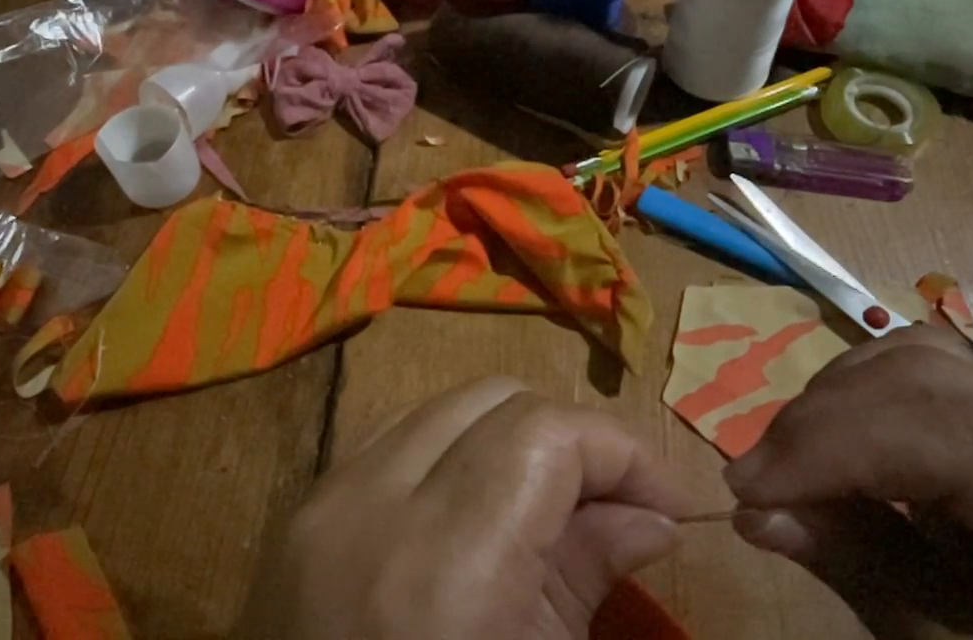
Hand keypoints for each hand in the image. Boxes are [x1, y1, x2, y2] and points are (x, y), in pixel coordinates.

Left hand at [240, 377, 694, 638]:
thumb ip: (589, 573)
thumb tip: (650, 517)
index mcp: (441, 568)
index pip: (543, 432)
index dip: (619, 450)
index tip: (664, 501)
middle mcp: (374, 504)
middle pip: (494, 398)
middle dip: (568, 435)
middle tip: (614, 500)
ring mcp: (329, 496)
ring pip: (444, 403)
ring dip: (511, 432)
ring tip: (550, 498)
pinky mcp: (307, 501)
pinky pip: (397, 433)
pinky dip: (453, 445)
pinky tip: (478, 498)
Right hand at [724, 325, 972, 638]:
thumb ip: (873, 579)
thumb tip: (754, 511)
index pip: (961, 440)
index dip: (839, 447)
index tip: (747, 490)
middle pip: (932, 380)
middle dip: (821, 421)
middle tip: (752, 481)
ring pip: (917, 363)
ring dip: (826, 404)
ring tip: (781, 467)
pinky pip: (916, 385)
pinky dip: (847, 404)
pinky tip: (820, 450)